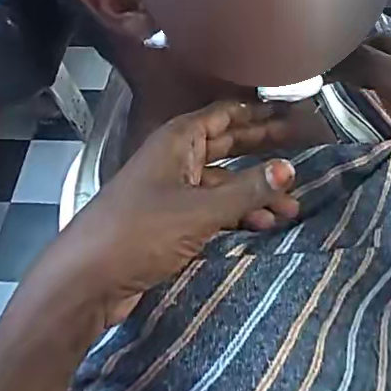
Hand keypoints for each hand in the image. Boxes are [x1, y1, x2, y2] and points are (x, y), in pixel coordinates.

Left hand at [25, 101, 302, 330]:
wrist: (89, 277)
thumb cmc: (140, 230)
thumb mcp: (199, 209)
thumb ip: (245, 190)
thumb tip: (289, 168)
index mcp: (178, 140)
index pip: (224, 115)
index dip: (257, 113)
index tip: (291, 114)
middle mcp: (175, 158)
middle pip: (225, 144)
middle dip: (261, 148)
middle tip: (301, 149)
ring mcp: (172, 189)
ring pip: (222, 181)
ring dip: (254, 190)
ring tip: (291, 203)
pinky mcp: (170, 220)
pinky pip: (212, 208)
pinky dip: (237, 214)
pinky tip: (262, 226)